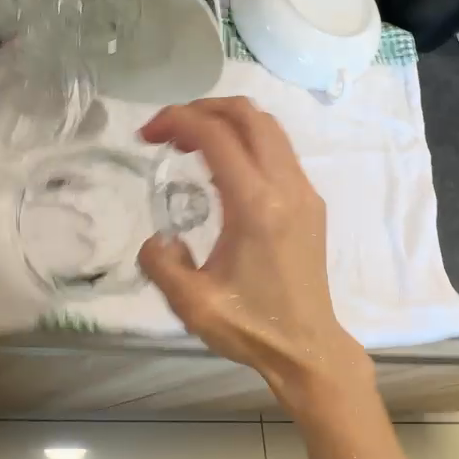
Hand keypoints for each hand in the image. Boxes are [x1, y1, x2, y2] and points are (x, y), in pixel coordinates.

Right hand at [137, 98, 369, 405]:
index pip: (216, 134)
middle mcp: (285, 186)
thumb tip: (159, 237)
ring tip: (191, 142)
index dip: (176, 120)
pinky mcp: (311, 201)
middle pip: (247, 114)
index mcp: (255, 205)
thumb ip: (160, 262)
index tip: (147, 135)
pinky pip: (278, 148)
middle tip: (168, 131)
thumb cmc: (251, 328)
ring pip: (267, 125)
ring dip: (225, 120)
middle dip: (201, 109)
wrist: (308, 350)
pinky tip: (221, 166)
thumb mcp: (191, 303)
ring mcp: (303, 191)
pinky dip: (245, 138)